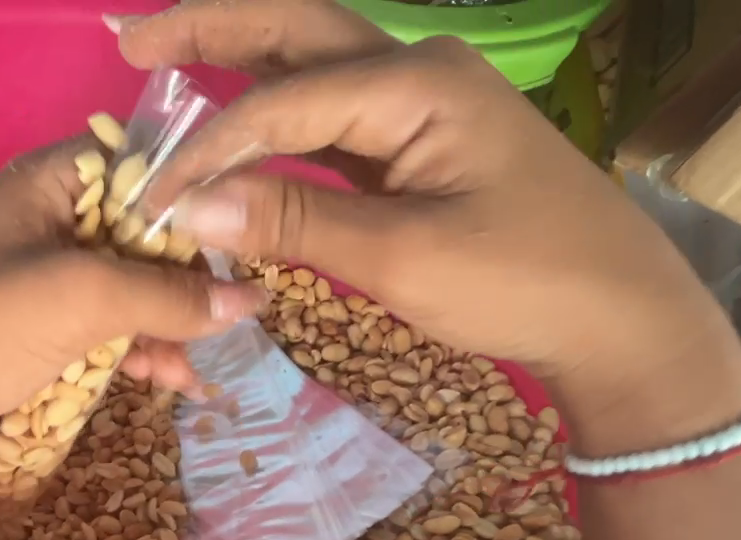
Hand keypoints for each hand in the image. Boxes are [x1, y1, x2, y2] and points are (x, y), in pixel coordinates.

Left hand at [0, 138, 263, 466]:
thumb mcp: (81, 300)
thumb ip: (167, 297)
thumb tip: (250, 299)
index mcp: (54, 181)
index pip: (148, 171)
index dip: (197, 210)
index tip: (238, 255)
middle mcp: (49, 218)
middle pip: (141, 237)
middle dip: (185, 285)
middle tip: (226, 327)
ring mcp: (38, 275)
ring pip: (122, 290)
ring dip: (162, 329)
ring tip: (198, 375)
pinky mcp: (30, 326)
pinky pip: (96, 328)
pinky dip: (129, 353)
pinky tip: (165, 382)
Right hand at [118, 0, 740, 446]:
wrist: (610, 310)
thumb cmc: (519, 281)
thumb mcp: (401, 257)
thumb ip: (295, 221)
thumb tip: (193, 205)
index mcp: (414, 87)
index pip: (278, 103)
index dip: (204, 148)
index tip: (148, 198)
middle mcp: (413, 73)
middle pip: (294, 28)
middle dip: (210, 25)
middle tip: (130, 40)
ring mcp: (417, 106)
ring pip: (309, 64)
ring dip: (238, 59)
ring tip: (165, 59)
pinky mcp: (415, 144)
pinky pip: (327, 116)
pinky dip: (273, 117)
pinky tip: (238, 123)